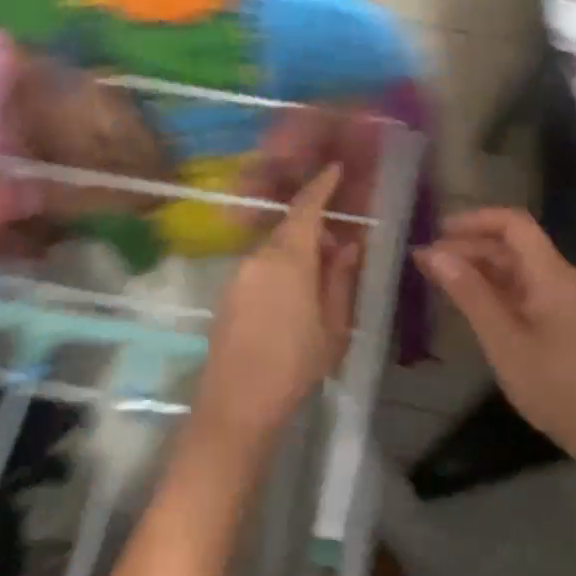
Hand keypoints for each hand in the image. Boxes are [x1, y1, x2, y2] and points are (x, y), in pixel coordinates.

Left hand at [194, 165, 359, 448]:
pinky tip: (295, 296)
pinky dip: (280, 267)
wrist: (236, 406)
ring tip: (322, 278)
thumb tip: (348, 246)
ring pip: (273, 248)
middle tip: (341, 248)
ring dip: (298, 251)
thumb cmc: (295, 366)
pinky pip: (260, 266)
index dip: (322, 185)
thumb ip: (341, 280)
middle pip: (289, 228)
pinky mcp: (227, 294)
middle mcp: (258, 257)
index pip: (306, 208)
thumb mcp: (334, 326)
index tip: (337, 169)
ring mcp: (237, 275)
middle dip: (315, 228)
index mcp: (288, 259)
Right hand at [415, 209, 575, 457]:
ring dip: (475, 265)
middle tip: (425, 259)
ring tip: (434, 274)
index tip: (438, 230)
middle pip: (510, 244)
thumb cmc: (548, 382)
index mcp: (551, 273)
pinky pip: (516, 286)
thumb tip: (434, 254)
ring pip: (511, 265)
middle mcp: (556, 275)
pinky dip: (487, 285)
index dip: (476, 220)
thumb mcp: (501, 338)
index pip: (514, 225)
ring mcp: (555, 295)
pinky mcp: (551, 314)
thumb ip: (469, 293)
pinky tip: (460, 295)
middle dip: (468, 245)